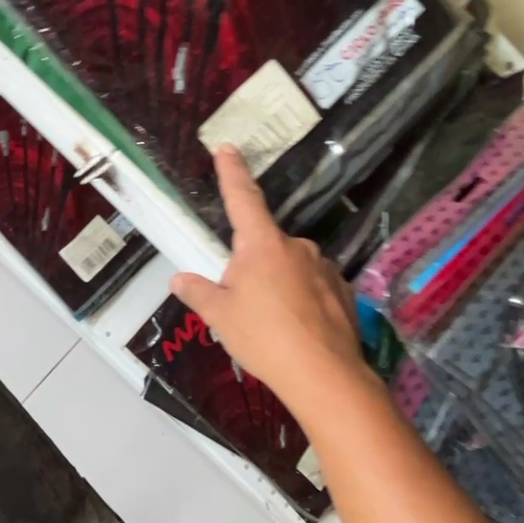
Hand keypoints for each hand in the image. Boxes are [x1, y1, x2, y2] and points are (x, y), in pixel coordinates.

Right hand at [171, 147, 371, 409]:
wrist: (323, 374)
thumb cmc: (263, 337)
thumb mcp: (219, 315)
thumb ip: (197, 292)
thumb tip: (180, 278)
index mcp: (262, 245)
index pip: (242, 199)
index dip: (232, 173)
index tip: (227, 149)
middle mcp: (296, 247)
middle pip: (264, 245)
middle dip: (249, 267)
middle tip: (240, 303)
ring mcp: (324, 267)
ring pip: (289, 267)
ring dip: (276, 284)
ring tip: (269, 322)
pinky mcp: (343, 291)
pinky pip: (311, 286)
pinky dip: (299, 300)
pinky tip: (294, 328)